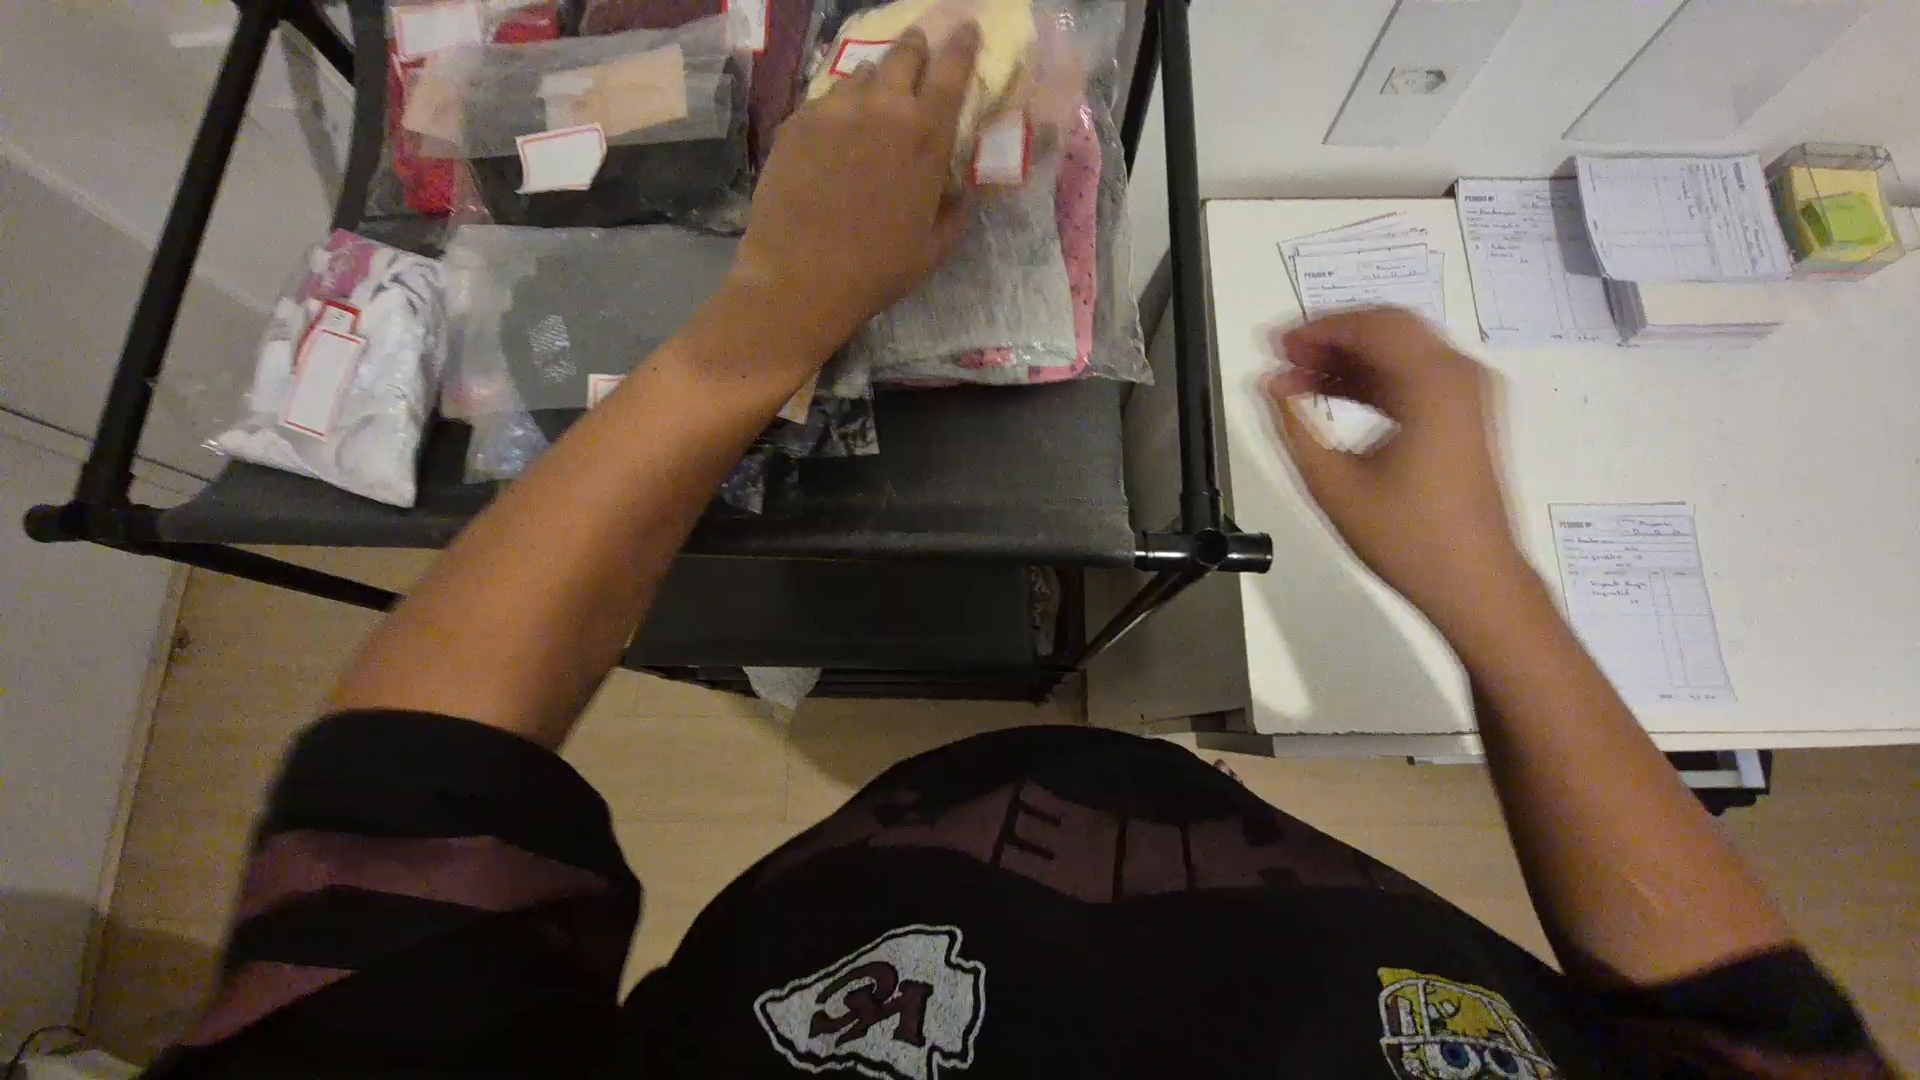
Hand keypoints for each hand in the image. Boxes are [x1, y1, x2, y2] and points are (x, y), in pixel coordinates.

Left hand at [725, 25, 981, 365]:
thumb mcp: (934, 249)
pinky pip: (825, 99)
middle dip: (917, 48)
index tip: (967, 29)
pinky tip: (836, 131)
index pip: (953, 69)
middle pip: (904, 54)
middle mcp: (882, 108)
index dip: (963, 45)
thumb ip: (956, 212)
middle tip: (919, 52)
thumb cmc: (878, 270)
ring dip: (876, 80)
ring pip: (862, 73)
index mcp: (926, 136)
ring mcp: (834, 110)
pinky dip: (838, 106)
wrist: (800, 277)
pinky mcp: (796, 122)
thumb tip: (966, 191)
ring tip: (874, 98)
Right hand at [1263, 308, 1529, 630]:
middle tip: (1283, 359)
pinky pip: (1411, 378)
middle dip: (1330, 339)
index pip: (1371, 325)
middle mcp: (1458, 377)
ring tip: (1296, 381)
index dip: (1317, 327)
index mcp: (1432, 385)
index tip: (1274, 345)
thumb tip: (1268, 384)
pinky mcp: (1464, 416)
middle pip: (1388, 329)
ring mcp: (1467, 396)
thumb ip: (1293, 424)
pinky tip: (1329, 398)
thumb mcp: (1332, 482)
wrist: (1473, 581)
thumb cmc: (1404, 537)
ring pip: (1399, 352)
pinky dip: (1369, 380)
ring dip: (1346, 360)